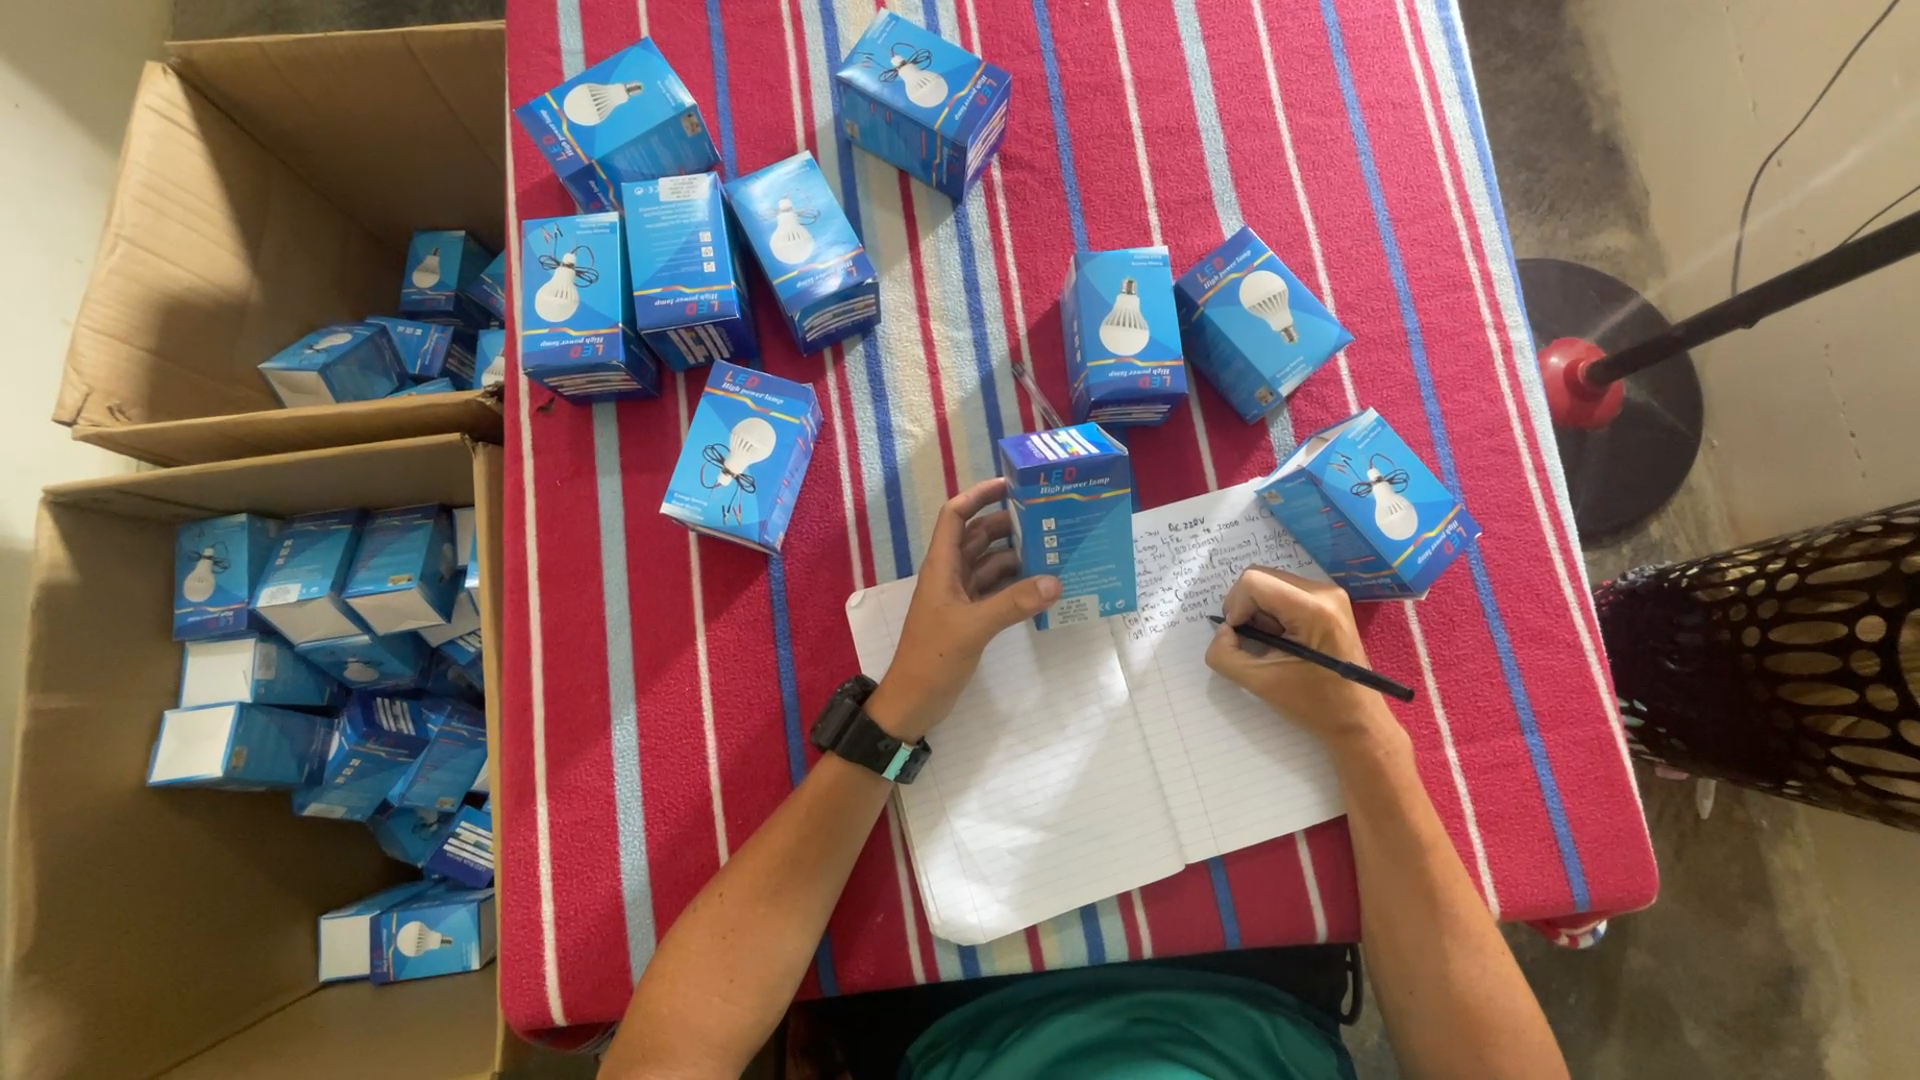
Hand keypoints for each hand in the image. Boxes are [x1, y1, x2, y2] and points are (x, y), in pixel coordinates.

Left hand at [867, 478, 1060, 742]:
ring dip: (1016, 555)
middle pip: (978, 536)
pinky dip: (1016, 584)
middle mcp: (950, 575)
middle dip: (1008, 524)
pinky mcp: (970, 617)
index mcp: (941, 566)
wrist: (914, 700)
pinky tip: (1042, 585)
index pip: (955, 516)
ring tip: (1053, 547)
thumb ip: (1014, 603)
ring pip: (990, 563)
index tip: (1010, 486)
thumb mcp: (974, 627)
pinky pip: (996, 590)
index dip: (978, 495)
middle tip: (1047, 518)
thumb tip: (1056, 582)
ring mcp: (960, 597)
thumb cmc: (933, 657)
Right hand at [1204, 566, 1397, 743]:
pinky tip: (1282, 638)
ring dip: (1258, 611)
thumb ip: (1224, 654)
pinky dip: (1271, 612)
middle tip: (1253, 641)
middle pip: (1261, 577)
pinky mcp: (1329, 601)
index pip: (1253, 581)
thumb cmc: (1314, 704)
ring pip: (1270, 583)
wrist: (1357, 719)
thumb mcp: (1258, 683)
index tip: (1240, 636)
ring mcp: (1330, 594)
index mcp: (1313, 609)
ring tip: (1271, 642)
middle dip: (1245, 607)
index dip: (1236, 606)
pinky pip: (1283, 592)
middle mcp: (1324, 591)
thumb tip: (1223, 630)